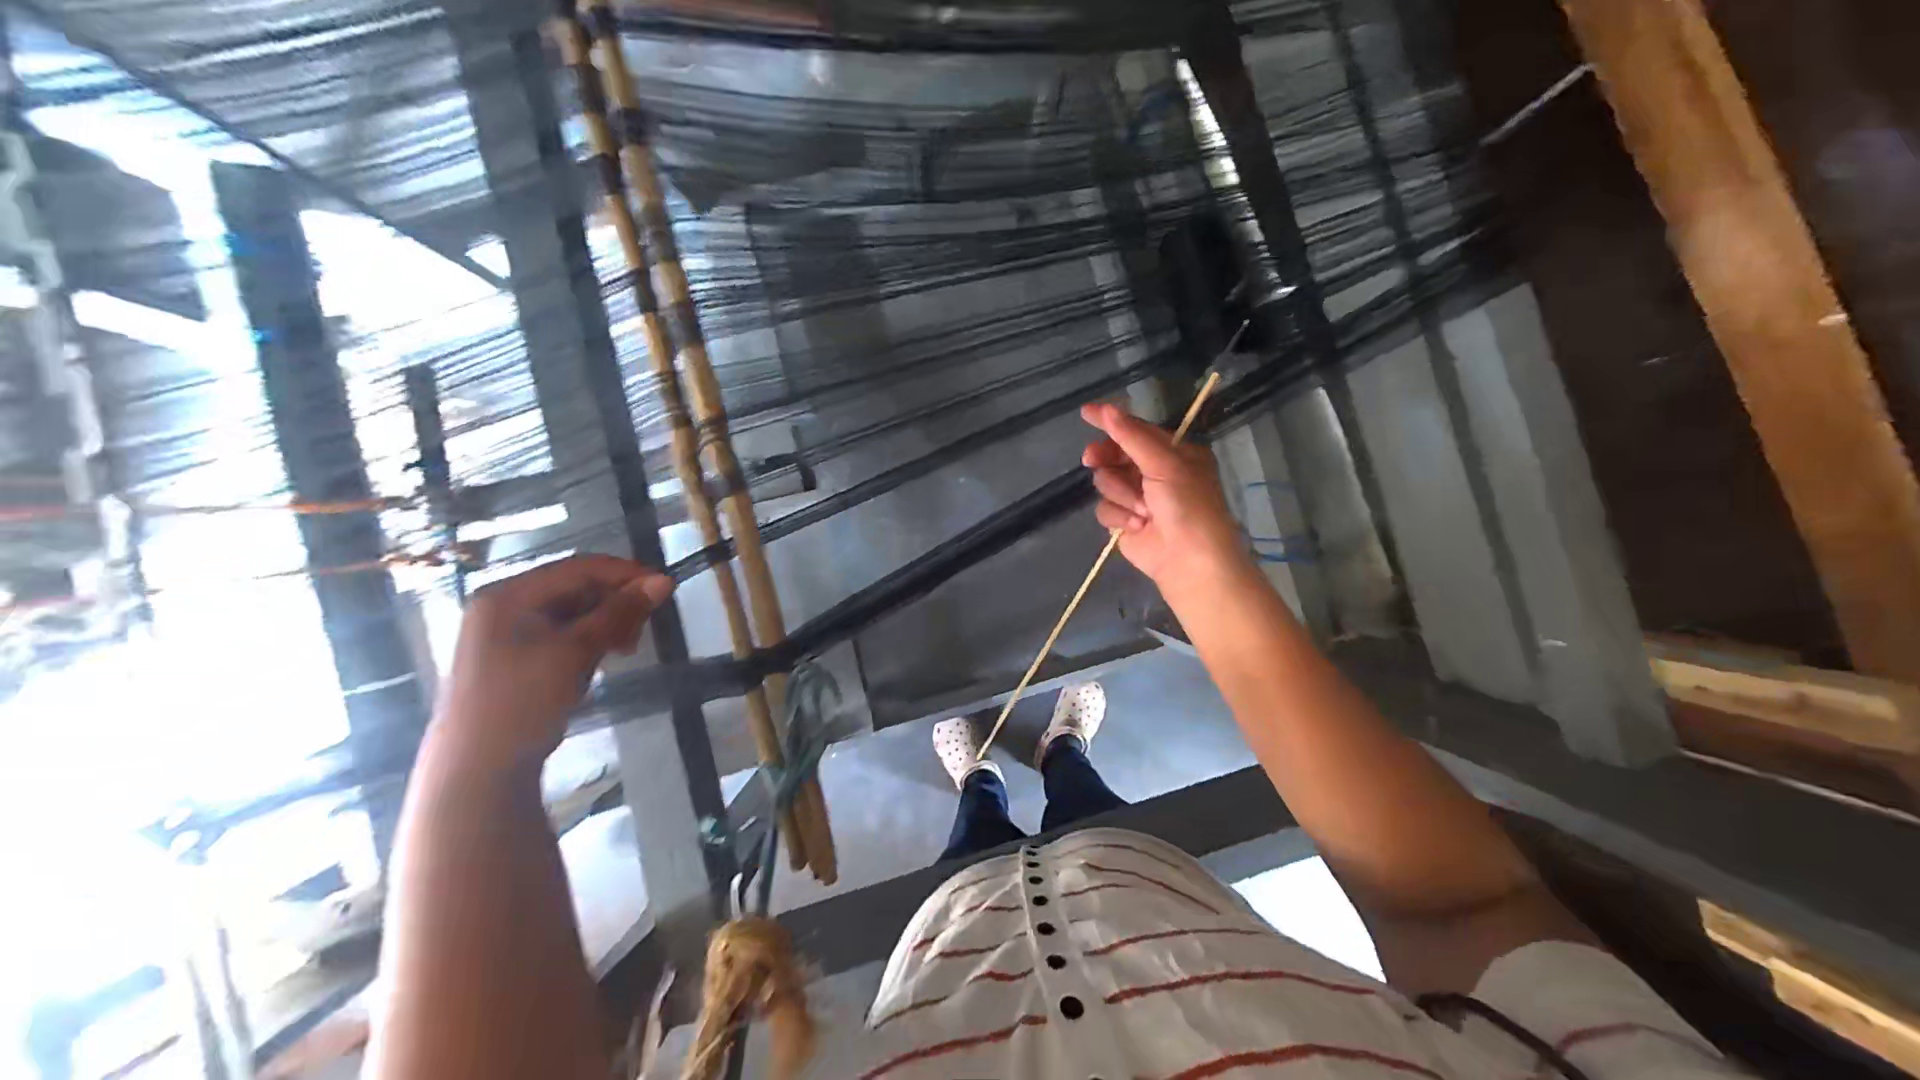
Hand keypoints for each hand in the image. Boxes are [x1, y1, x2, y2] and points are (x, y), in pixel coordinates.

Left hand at [434, 554, 673, 772]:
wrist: (476, 773)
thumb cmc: (522, 702)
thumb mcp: (575, 653)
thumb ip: (620, 613)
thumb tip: (663, 580)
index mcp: (508, 595)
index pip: (578, 568)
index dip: (625, 574)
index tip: (666, 588)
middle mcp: (503, 606)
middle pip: (575, 589)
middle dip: (615, 605)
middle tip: (641, 633)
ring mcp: (506, 634)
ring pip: (572, 615)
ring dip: (605, 626)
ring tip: (624, 651)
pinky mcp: (514, 660)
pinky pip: (562, 637)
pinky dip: (587, 644)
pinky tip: (597, 665)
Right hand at [1081, 401, 1249, 588]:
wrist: (1190, 560)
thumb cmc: (1187, 505)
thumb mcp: (1164, 463)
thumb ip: (1131, 436)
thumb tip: (1105, 409)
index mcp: (1174, 453)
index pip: (1136, 430)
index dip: (1111, 422)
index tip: (1085, 413)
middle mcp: (1155, 472)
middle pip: (1115, 455)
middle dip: (1106, 459)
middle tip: (1091, 459)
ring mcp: (1138, 498)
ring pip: (1106, 482)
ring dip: (1120, 494)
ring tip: (1141, 509)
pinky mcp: (1125, 521)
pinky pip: (1105, 508)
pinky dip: (1119, 516)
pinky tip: (1137, 525)